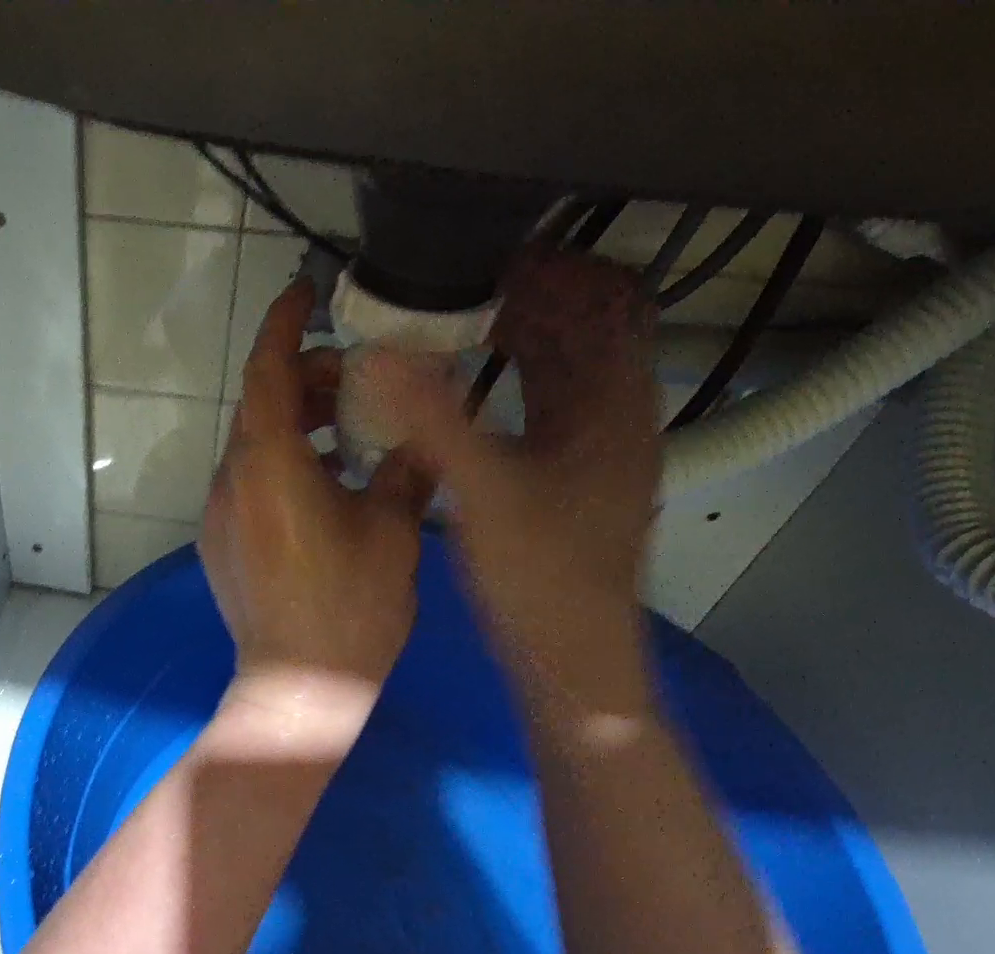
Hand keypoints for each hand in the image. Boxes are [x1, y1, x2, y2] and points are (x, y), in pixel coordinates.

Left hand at [199, 279, 430, 687]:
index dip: (284, 323)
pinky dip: (284, 463)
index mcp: (268, 463)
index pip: (266, 369)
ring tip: (350, 432)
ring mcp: (219, 512)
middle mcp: (231, 478)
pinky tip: (328, 484)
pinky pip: (249, 480)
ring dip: (297, 424)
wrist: (296, 688)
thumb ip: (406, 470)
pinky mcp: (221, 541)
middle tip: (357, 381)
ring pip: (254, 443)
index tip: (305, 292)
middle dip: (305, 379)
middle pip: (261, 403)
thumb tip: (426, 438)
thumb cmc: (350, 607)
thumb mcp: (393, 531)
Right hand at [367, 248, 658, 674]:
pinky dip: (514, 378)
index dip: (562, 268)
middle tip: (459, 282)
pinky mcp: (573, 474)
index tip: (496, 255)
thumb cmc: (541, 576)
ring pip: (567, 366)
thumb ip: (431, 418)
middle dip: (533, 296)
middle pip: (588, 327)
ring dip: (521, 336)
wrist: (571, 656)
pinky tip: (464, 384)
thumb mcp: (482, 490)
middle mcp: (617, 416)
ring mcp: (597, 447)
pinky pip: (548, 402)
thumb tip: (378, 354)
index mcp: (615, 406)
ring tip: (454, 320)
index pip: (610, 301)